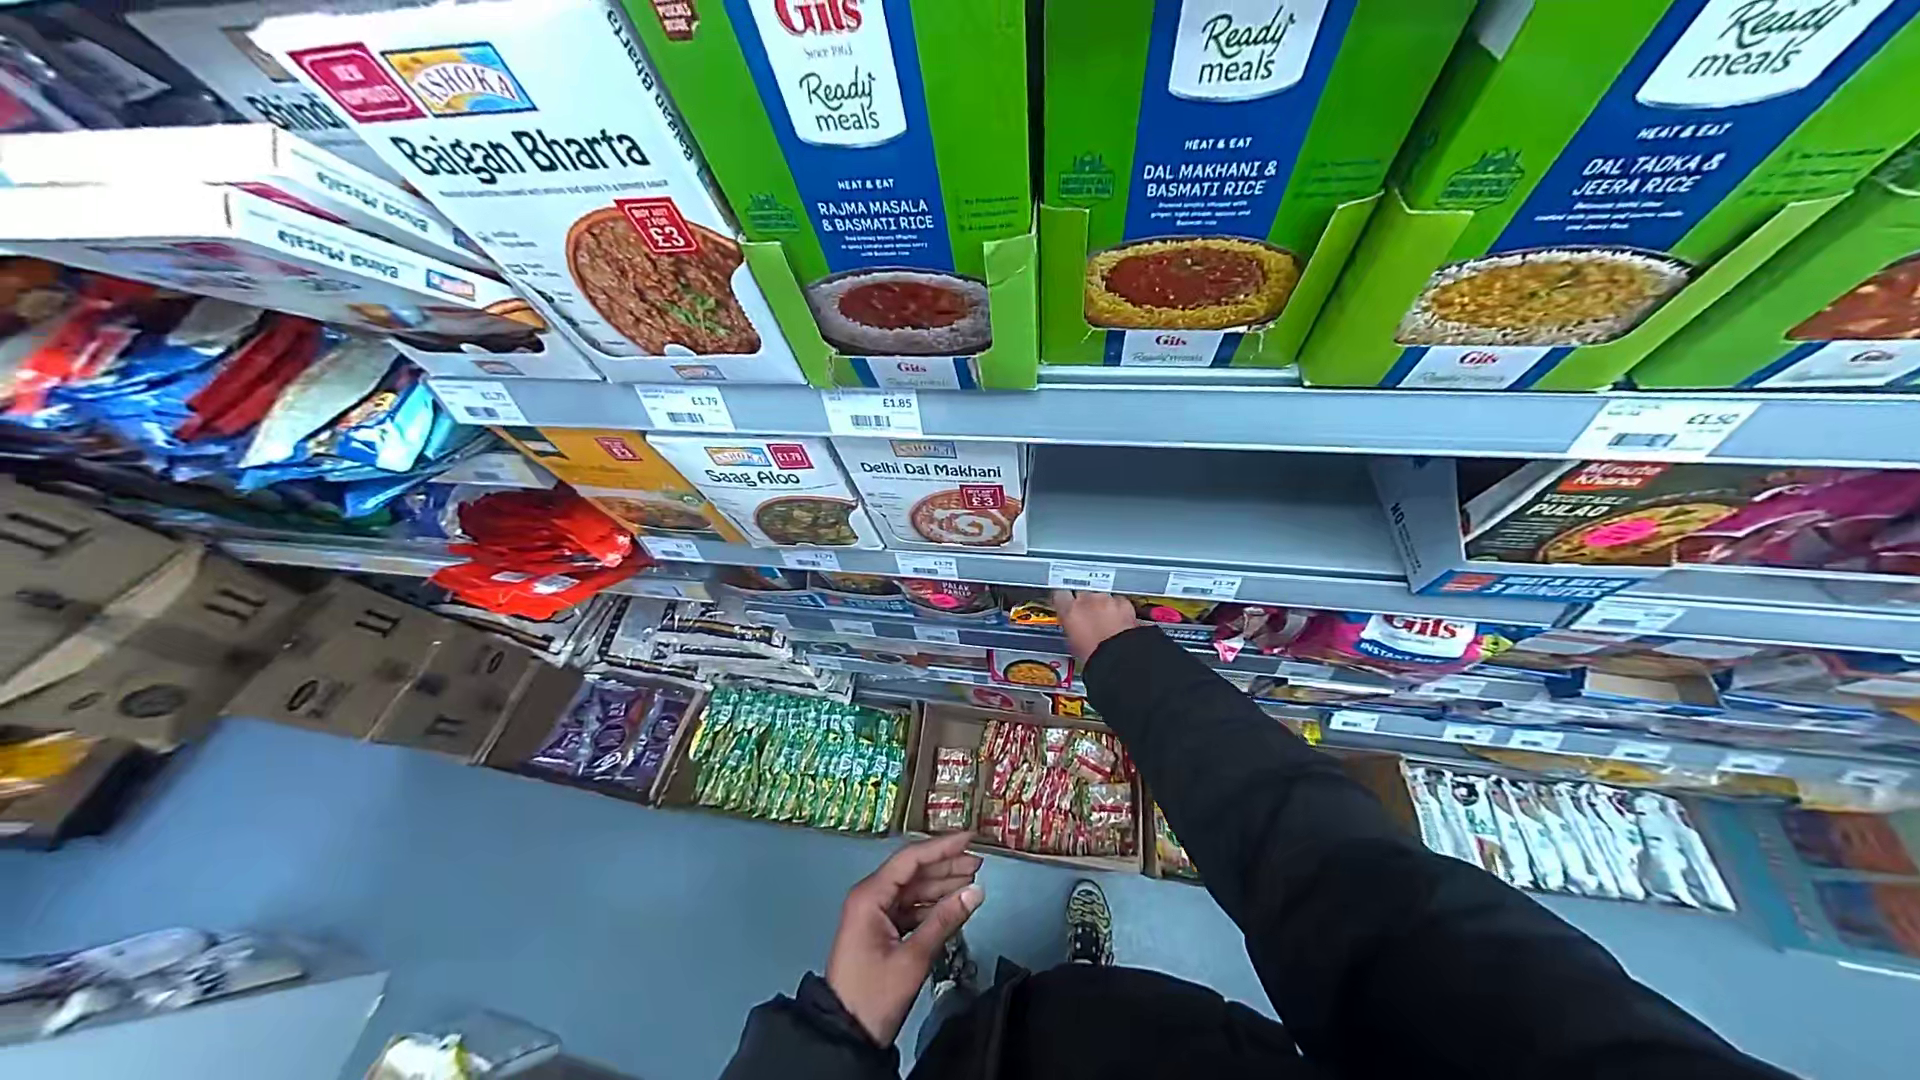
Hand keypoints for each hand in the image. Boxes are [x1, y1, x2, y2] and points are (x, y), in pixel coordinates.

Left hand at [826, 831, 984, 1045]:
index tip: (969, 838)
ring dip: (942, 884)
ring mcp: (875, 912)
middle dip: (946, 865)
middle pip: (913, 871)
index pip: (910, 859)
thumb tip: (976, 892)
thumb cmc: (874, 995)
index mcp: (870, 895)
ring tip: (972, 879)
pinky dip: (932, 904)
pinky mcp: (881, 929)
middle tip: (977, 862)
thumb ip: (945, 921)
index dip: (942, 847)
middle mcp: (870, 896)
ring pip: (913, 889)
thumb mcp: (913, 958)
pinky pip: (910, 907)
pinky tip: (954, 904)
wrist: (845, 1034)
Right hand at [1053, 589, 1138, 665]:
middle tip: (1089, 619)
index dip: (1064, 601)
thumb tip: (1071, 624)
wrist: (1118, 657)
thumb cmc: (1094, 653)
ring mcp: (1105, 600)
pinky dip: (1118, 609)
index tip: (1067, 605)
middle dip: (1085, 604)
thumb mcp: (1070, 641)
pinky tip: (1119, 621)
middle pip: (1082, 594)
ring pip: (1101, 597)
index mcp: (1069, 609)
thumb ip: (1069, 624)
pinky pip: (1118, 601)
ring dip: (1102, 607)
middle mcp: (1086, 600)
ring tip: (1106, 623)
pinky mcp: (1122, 602)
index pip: (1060, 595)